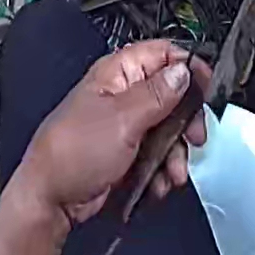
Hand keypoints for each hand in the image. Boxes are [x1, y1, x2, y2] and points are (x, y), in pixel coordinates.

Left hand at [9, 41, 211, 232]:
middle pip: (172, 93)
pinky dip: (163, 168)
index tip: (205, 87)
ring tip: (172, 170)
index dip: (188, 67)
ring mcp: (126, 122)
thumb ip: (158, 93)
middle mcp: (124, 92)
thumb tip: (184, 70)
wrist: (49, 201)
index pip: (165, 53)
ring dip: (176, 151)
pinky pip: (157, 152)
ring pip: (168, 127)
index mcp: (120, 70)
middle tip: (194, 135)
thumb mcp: (123, 118)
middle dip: (185, 119)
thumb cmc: (70, 152)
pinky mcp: (127, 149)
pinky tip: (159, 181)